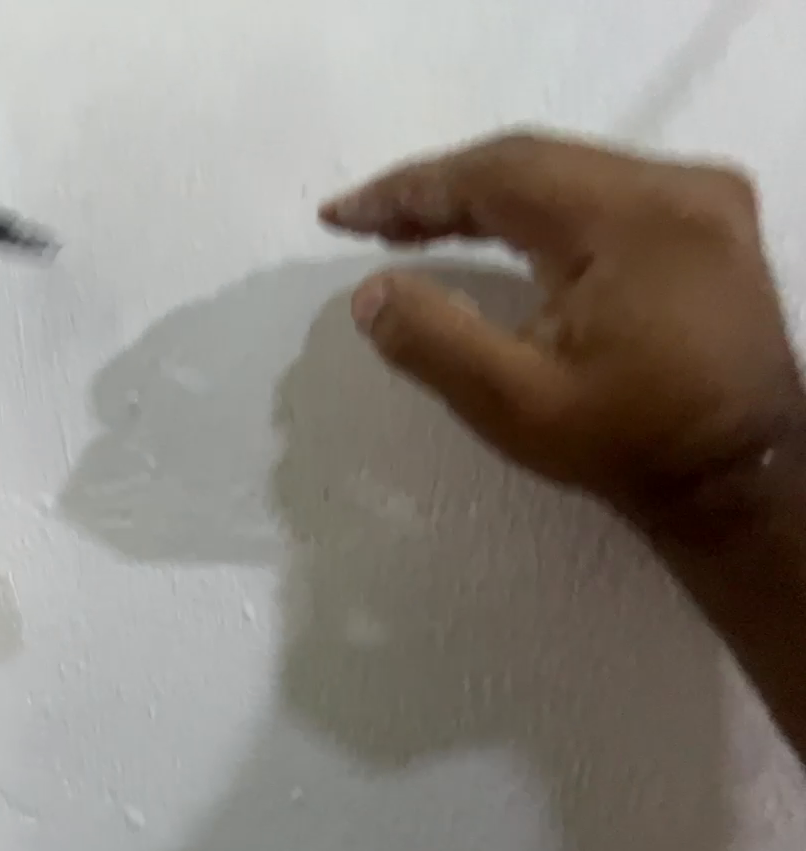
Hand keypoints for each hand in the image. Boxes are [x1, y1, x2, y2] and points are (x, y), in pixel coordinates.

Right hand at [322, 133, 804, 522]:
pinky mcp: (684, 225)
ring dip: (463, 197)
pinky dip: (506, 209)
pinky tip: (464, 230)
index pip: (499, 175)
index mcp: (632, 220)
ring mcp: (688, 201)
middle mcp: (672, 189)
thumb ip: (431, 339)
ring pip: (549, 174)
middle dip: (429, 187)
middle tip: (355, 219)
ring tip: (393, 227)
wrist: (735, 465)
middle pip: (525, 162)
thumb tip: (369, 292)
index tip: (338, 215)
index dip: (408, 189)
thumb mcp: (507, 398)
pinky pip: (575, 194)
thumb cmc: (620, 435)